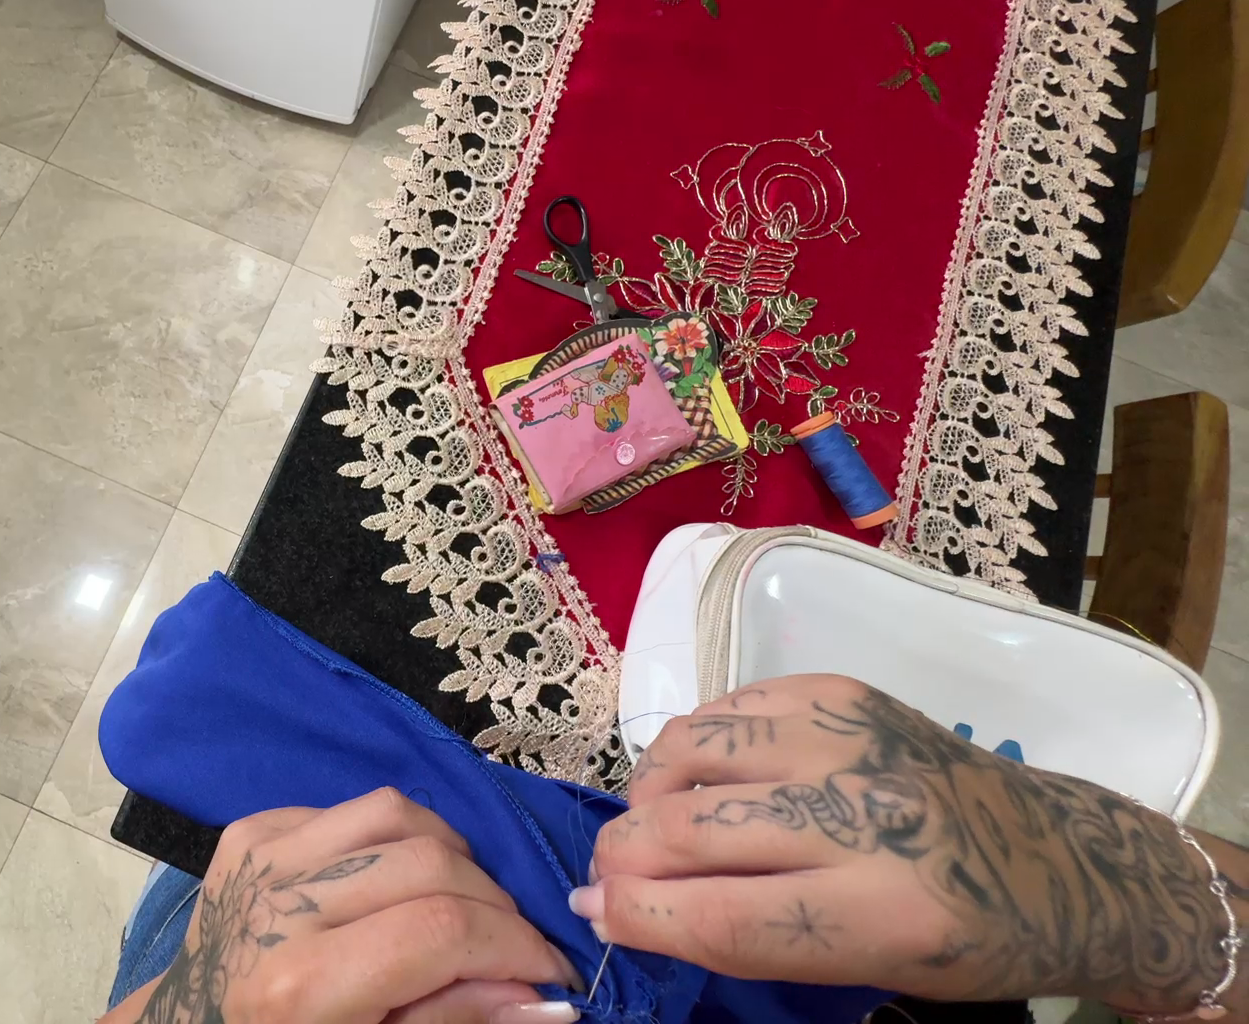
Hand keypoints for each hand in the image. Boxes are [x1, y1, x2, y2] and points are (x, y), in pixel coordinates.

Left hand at [114, 787, 584, 1023]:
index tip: (551, 969)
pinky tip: (394, 880)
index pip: (442, 928)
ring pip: (396, 809)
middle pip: (427, 859)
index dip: (515, 944)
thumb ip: (452, 1021)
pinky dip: (395, 838)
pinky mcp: (252, 825)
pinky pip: (352, 808)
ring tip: (463, 900)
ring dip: (451, 852)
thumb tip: (548, 998)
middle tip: (512, 943)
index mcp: (302, 983)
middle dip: (494, 901)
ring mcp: (260, 849)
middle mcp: (278, 899)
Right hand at [568, 674, 1240, 1015]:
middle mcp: (867, 813)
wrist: (1061, 858)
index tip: (592, 909)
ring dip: (645, 791)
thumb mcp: (867, 962)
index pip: (724, 915)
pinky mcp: (833, 690)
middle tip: (605, 867)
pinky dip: (687, 747)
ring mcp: (846, 736)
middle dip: (622, 852)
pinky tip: (699, 775)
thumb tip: (614, 905)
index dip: (640, 915)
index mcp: (894, 913)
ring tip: (652, 816)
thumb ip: (740, 931)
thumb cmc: (963, 935)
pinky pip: (718, 709)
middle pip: (691, 829)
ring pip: (687, 749)